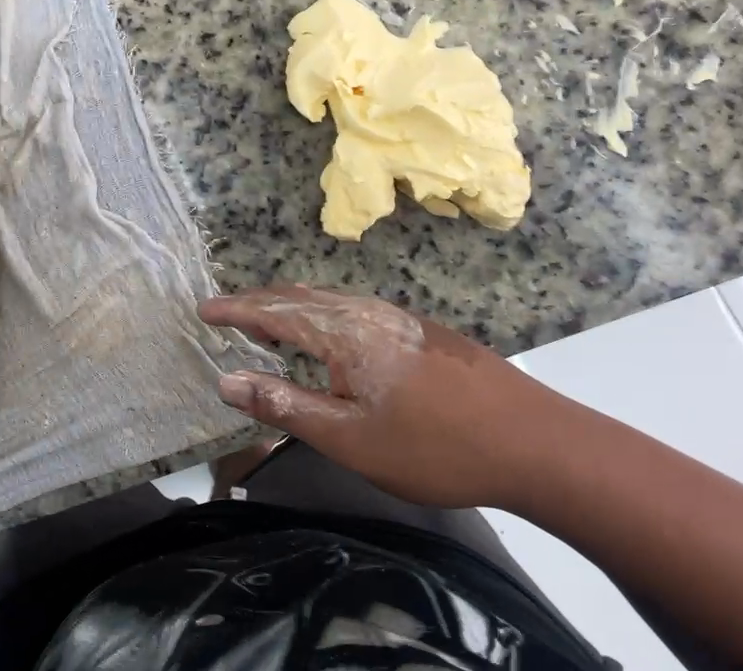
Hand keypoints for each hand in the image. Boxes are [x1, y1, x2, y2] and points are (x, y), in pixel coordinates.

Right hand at [200, 285, 561, 508]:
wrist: (540, 444)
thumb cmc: (434, 446)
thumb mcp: (349, 438)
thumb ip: (284, 406)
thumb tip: (226, 380)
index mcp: (342, 333)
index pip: (272, 311)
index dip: (234, 310)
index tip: (202, 310)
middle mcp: (366, 312)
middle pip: (299, 297)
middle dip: (258, 304)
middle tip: (228, 317)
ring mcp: (399, 318)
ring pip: (329, 301)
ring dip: (291, 308)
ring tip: (269, 326)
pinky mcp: (423, 332)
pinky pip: (352, 310)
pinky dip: (321, 316)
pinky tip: (330, 339)